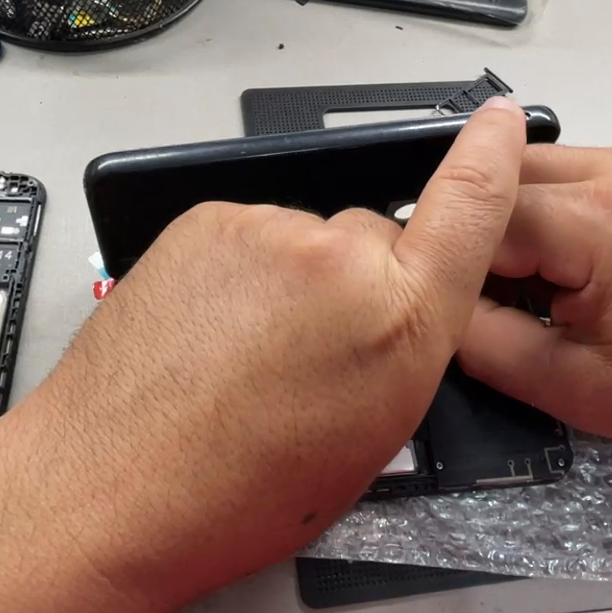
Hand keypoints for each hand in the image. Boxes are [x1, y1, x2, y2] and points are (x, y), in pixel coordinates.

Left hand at [18, 99, 526, 611]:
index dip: (491, 154)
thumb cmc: (237, 491)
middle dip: (353, 281)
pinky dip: (239, 270)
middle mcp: (338, 258)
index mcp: (398, 320)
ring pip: (303, 238)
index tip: (499, 120)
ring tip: (240, 346)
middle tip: (303, 343)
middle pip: (370, 235)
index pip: (470, 204)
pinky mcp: (204, 220)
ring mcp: (265, 230)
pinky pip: (247, 234)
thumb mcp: (367, 437)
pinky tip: (209, 323)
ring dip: (288, 277)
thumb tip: (388, 306)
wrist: (112, 486)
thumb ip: (400, 347)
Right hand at [457, 144, 611, 465]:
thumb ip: (481, 341)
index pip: (480, 214)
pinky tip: (570, 262)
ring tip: (532, 281)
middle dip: (478, 229)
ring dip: (514, 217)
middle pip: (502, 173)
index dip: (454, 259)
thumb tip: (436, 305)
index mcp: (603, 219)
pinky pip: (575, 173)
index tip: (453, 299)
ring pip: (535, 167)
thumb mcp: (572, 387)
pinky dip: (553, 211)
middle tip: (487, 291)